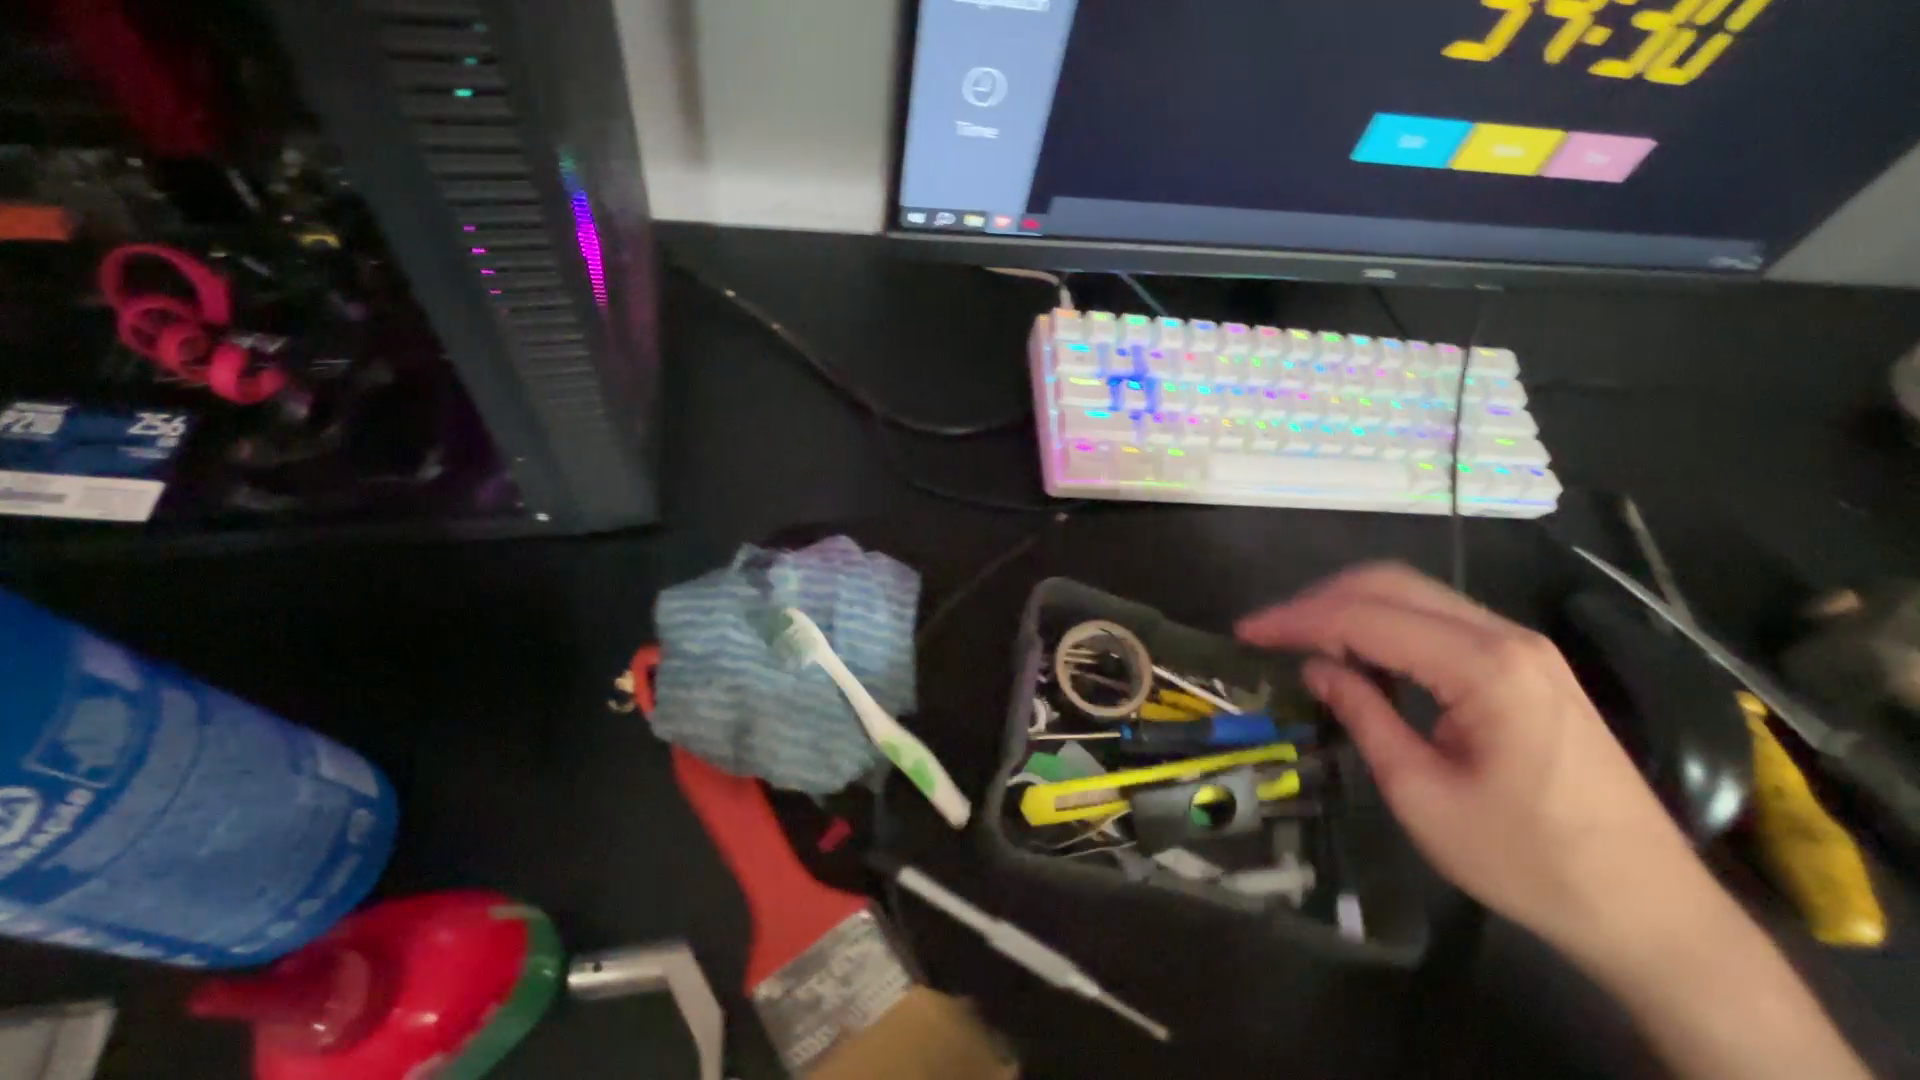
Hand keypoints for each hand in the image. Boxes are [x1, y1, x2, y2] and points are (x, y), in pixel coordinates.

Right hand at [1237, 562, 1704, 957]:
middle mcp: (1507, 637)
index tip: (1245, 633)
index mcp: (1484, 666)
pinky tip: (1359, 658)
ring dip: (1352, 609)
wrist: (1645, 905)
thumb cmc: (1528, 860)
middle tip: (1268, 633)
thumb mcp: (1422, 796)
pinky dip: (1388, 628)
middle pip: (1394, 585)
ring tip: (1300, 642)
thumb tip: (1317, 669)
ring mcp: (1524, 648)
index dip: (1298, 619)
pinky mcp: (1529, 667)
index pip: (1368, 616)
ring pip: (1418, 597)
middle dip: (1320, 601)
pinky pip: (1442, 624)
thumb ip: (1365, 717)